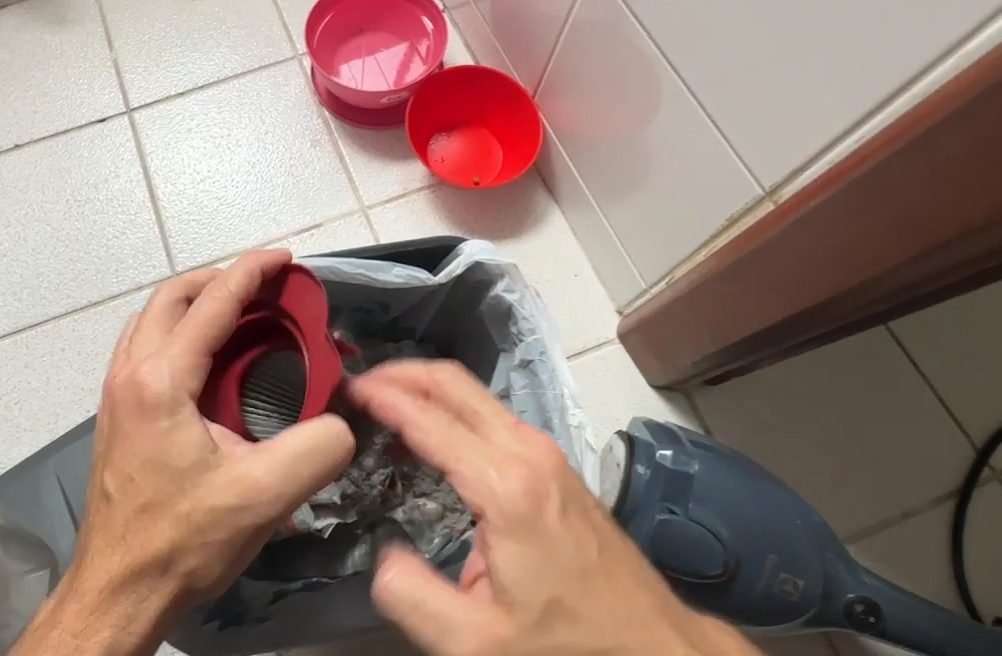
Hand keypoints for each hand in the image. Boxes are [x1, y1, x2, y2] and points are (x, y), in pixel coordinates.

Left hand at [12, 251, 355, 655]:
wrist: (117, 592)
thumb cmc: (182, 542)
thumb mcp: (262, 498)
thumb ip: (316, 449)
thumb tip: (342, 421)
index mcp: (162, 380)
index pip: (212, 302)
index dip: (252, 271)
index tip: (286, 258)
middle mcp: (130, 372)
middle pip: (172, 296)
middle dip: (220, 279)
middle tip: (264, 287)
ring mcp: (115, 392)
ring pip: (151, 318)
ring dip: (194, 302)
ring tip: (238, 314)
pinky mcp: (115, 413)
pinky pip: (144, 345)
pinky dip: (178, 330)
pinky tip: (207, 361)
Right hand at [349, 360, 756, 655]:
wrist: (656, 647)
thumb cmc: (569, 643)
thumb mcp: (478, 643)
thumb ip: (413, 596)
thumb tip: (381, 555)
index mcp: (504, 485)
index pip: (428, 419)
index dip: (382, 398)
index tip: (345, 390)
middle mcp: (525, 450)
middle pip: (454, 382)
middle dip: (402, 373)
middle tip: (358, 383)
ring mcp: (545, 451)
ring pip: (474, 394)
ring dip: (426, 389)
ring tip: (384, 406)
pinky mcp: (554, 463)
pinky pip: (490, 416)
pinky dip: (451, 410)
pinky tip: (431, 435)